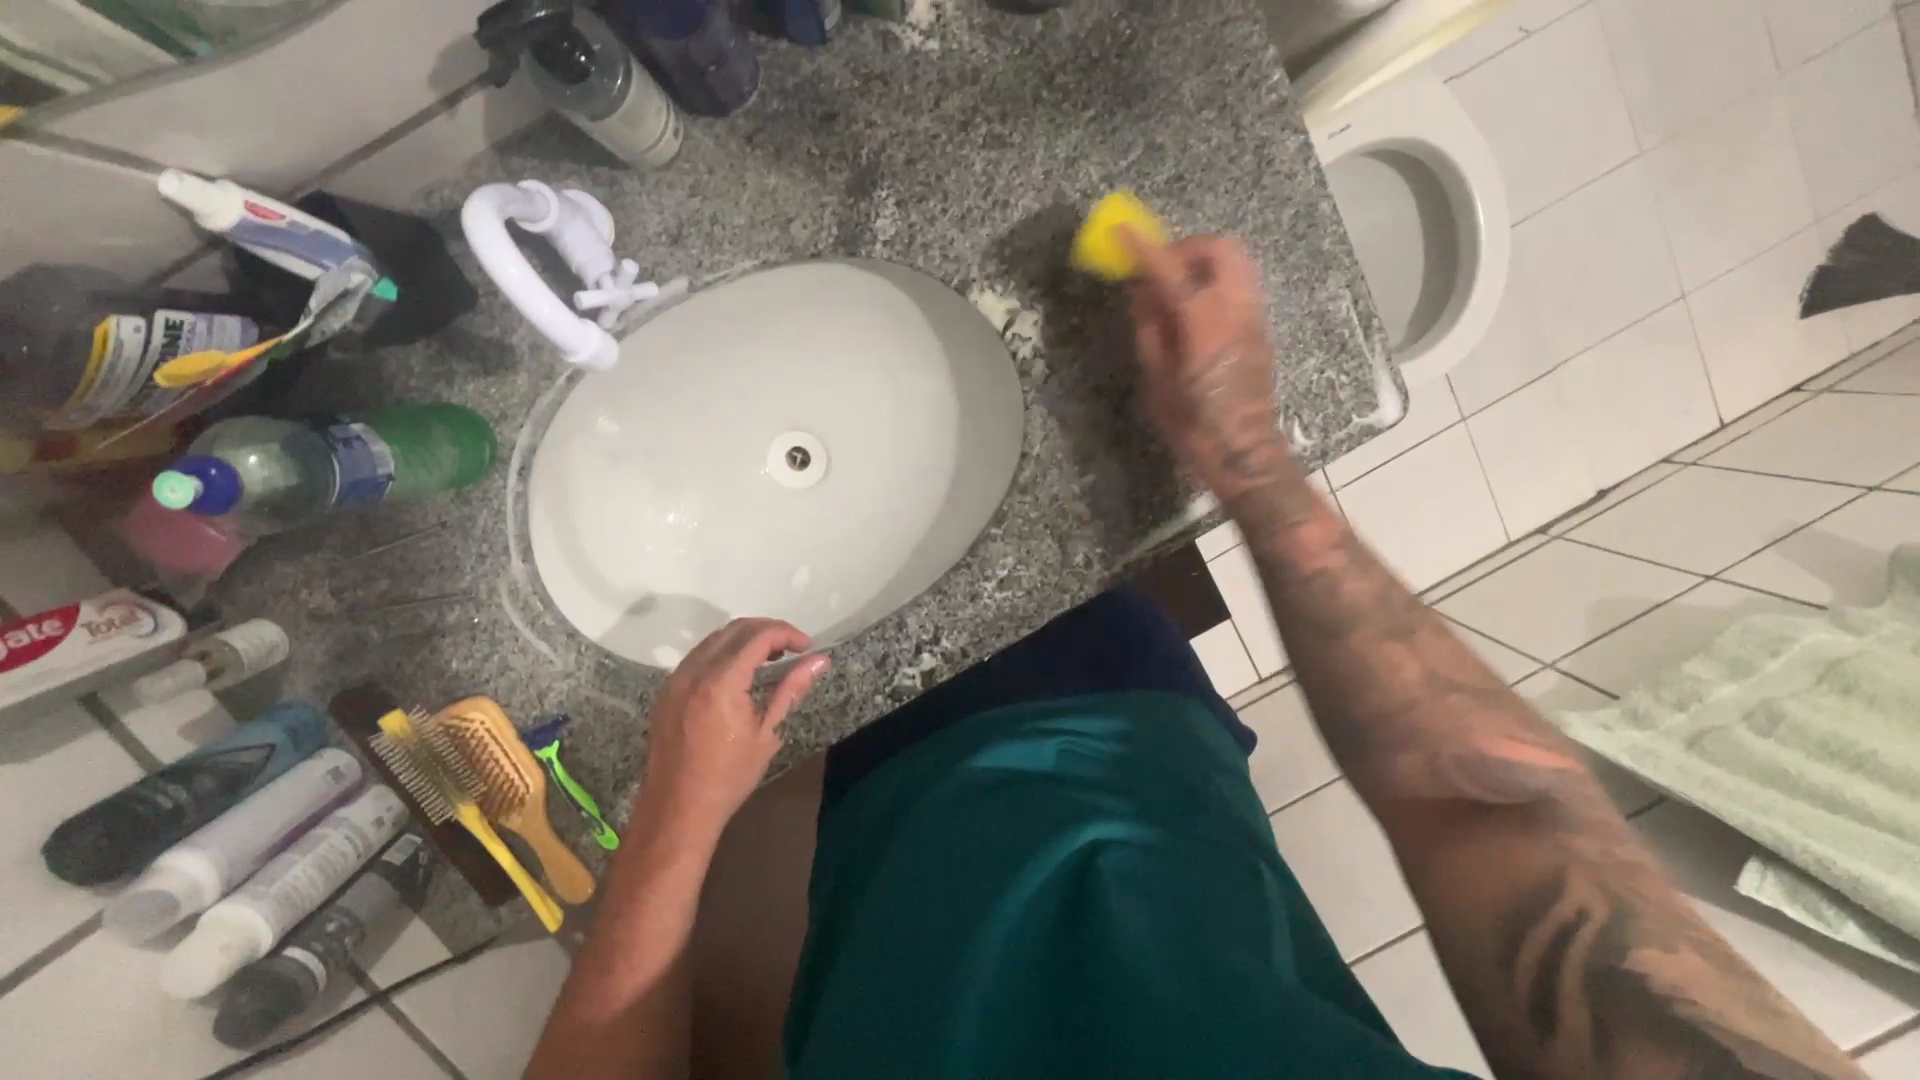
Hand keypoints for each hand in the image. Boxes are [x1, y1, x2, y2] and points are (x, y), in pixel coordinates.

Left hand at [640, 618, 830, 832]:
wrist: (678, 807)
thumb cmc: (729, 775)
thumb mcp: (768, 732)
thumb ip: (791, 689)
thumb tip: (820, 660)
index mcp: (722, 681)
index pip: (758, 636)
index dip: (787, 633)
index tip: (807, 646)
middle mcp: (695, 671)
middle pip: (735, 629)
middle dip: (768, 630)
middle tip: (792, 647)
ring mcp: (676, 679)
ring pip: (714, 639)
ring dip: (745, 639)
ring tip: (771, 657)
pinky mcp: (668, 690)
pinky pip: (699, 655)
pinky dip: (724, 652)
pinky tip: (740, 671)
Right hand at [1124, 230, 1290, 500]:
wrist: (1244, 451)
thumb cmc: (1193, 425)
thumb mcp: (1157, 380)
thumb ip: (1149, 329)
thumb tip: (1140, 292)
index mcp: (1205, 323)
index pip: (1171, 270)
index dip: (1143, 248)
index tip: (1121, 233)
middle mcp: (1237, 309)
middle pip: (1220, 247)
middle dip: (1186, 247)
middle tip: (1158, 269)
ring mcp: (1255, 317)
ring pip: (1236, 262)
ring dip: (1203, 263)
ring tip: (1175, 290)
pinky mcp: (1261, 328)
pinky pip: (1239, 286)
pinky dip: (1215, 283)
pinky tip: (1194, 312)